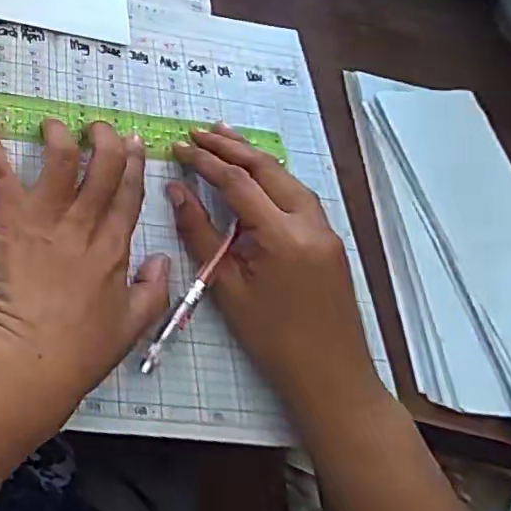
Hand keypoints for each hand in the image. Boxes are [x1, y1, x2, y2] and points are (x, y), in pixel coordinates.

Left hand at [0, 117, 174, 400]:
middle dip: (104, 139)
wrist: (31, 354)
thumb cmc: (79, 347)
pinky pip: (1, 174)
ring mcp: (47, 219)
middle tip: (98, 125)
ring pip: (60, 162)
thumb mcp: (132, 325)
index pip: (128, 195)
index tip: (133, 140)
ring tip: (53, 123)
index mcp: (114, 248)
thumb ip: (153, 291)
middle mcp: (84, 225)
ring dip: (59, 136)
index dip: (133, 165)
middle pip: (102, 169)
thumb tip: (162, 259)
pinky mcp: (12, 219)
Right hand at [169, 125, 381, 416]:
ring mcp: (325, 232)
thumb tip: (176, 190)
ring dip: (253, 155)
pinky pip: (297, 194)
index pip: (238, 183)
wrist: (333, 379)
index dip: (204, 161)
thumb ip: (200, 232)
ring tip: (224, 135)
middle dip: (230, 146)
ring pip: (286, 178)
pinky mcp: (329, 241)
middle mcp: (310, 226)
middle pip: (267, 170)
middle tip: (198, 131)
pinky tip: (255, 171)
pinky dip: (271, 175)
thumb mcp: (226, 286)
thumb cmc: (273, 338)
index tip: (177, 147)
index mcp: (283, 237)